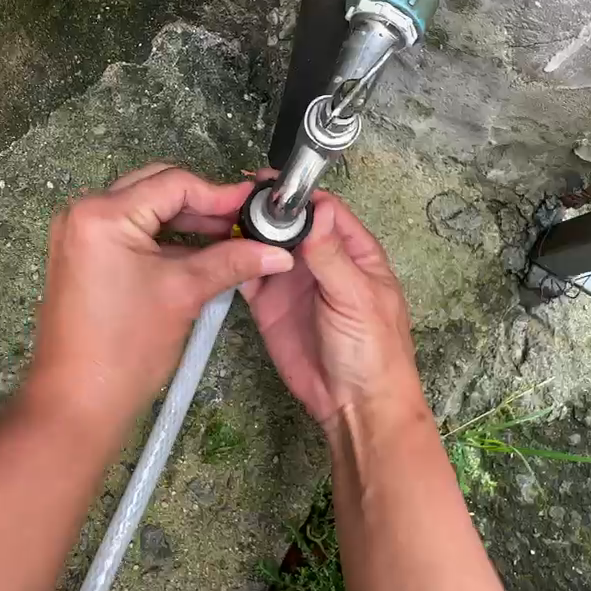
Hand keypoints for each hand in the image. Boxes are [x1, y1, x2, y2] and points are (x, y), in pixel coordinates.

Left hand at [27, 164, 295, 436]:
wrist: (77, 403)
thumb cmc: (126, 347)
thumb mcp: (184, 293)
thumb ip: (232, 260)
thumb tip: (277, 250)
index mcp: (103, 213)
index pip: (173, 184)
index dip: (219, 194)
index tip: (255, 206)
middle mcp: (85, 211)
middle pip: (157, 188)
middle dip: (202, 204)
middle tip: (243, 221)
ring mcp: (80, 233)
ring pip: (145, 208)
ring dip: (185, 221)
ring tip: (229, 238)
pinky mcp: (83, 254)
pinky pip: (131, 231)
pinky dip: (164, 239)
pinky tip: (199, 253)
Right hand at [241, 190, 420, 428]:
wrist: (354, 407)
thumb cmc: (372, 350)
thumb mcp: (356, 298)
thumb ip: (332, 255)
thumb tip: (316, 209)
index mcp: (354, 252)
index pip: (325, 210)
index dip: (300, 195)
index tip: (271, 184)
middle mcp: (321, 260)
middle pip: (291, 222)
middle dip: (267, 208)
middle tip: (234, 194)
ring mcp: (293, 281)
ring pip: (267, 244)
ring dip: (247, 230)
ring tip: (219, 215)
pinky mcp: (269, 304)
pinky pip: (249, 274)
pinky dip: (235, 260)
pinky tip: (217, 248)